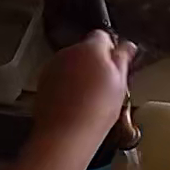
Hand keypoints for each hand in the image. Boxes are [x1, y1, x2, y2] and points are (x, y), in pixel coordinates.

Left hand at [30, 31, 134, 149]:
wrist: (66, 134)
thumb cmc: (97, 109)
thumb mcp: (120, 83)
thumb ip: (123, 58)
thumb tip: (127, 46)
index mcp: (90, 48)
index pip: (102, 36)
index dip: (111, 50)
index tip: (117, 66)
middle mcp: (68, 52)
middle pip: (86, 50)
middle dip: (95, 62)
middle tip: (107, 85)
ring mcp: (53, 67)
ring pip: (72, 63)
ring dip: (81, 73)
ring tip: (91, 98)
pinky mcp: (42, 82)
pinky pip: (60, 77)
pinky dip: (67, 85)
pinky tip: (76, 103)